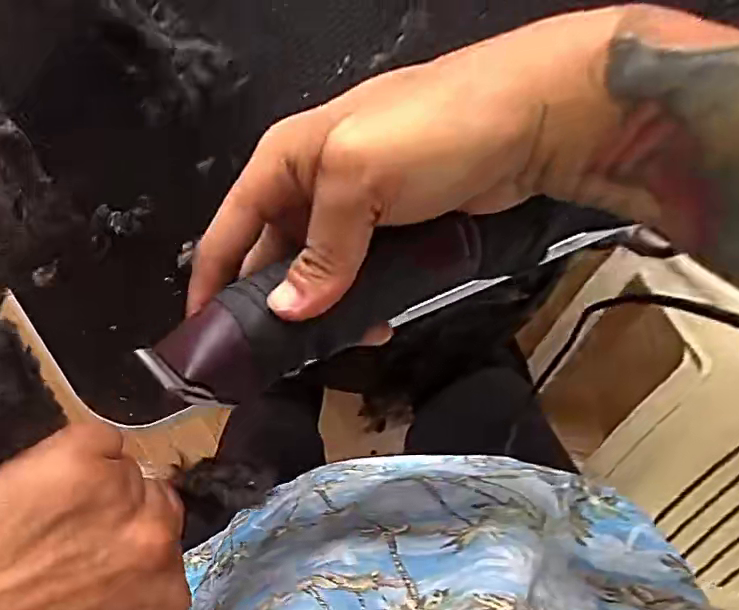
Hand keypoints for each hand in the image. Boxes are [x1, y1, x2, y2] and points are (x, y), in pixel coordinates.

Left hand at [0, 424, 190, 609]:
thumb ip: (138, 591)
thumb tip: (137, 562)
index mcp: (166, 589)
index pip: (170, 542)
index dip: (133, 540)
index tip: (107, 546)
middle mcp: (157, 537)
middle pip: (156, 498)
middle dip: (122, 510)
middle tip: (75, 530)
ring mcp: (123, 493)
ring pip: (124, 467)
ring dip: (94, 483)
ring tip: (47, 514)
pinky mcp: (82, 459)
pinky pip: (100, 437)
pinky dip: (75, 451)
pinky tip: (41, 485)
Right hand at [187, 7, 629, 320]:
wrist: (534, 118)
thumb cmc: (434, 131)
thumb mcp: (359, 180)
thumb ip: (321, 251)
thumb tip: (287, 314)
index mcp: (284, 163)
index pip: (228, 231)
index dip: (210, 283)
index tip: (203, 337)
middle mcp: (309, 189)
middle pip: (269, 262)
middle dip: (269, 309)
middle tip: (270, 362)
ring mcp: (351, 214)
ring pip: (314, 278)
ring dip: (318, 316)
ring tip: (324, 353)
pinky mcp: (387, 234)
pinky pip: (355, 281)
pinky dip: (358, 307)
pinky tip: (372, 329)